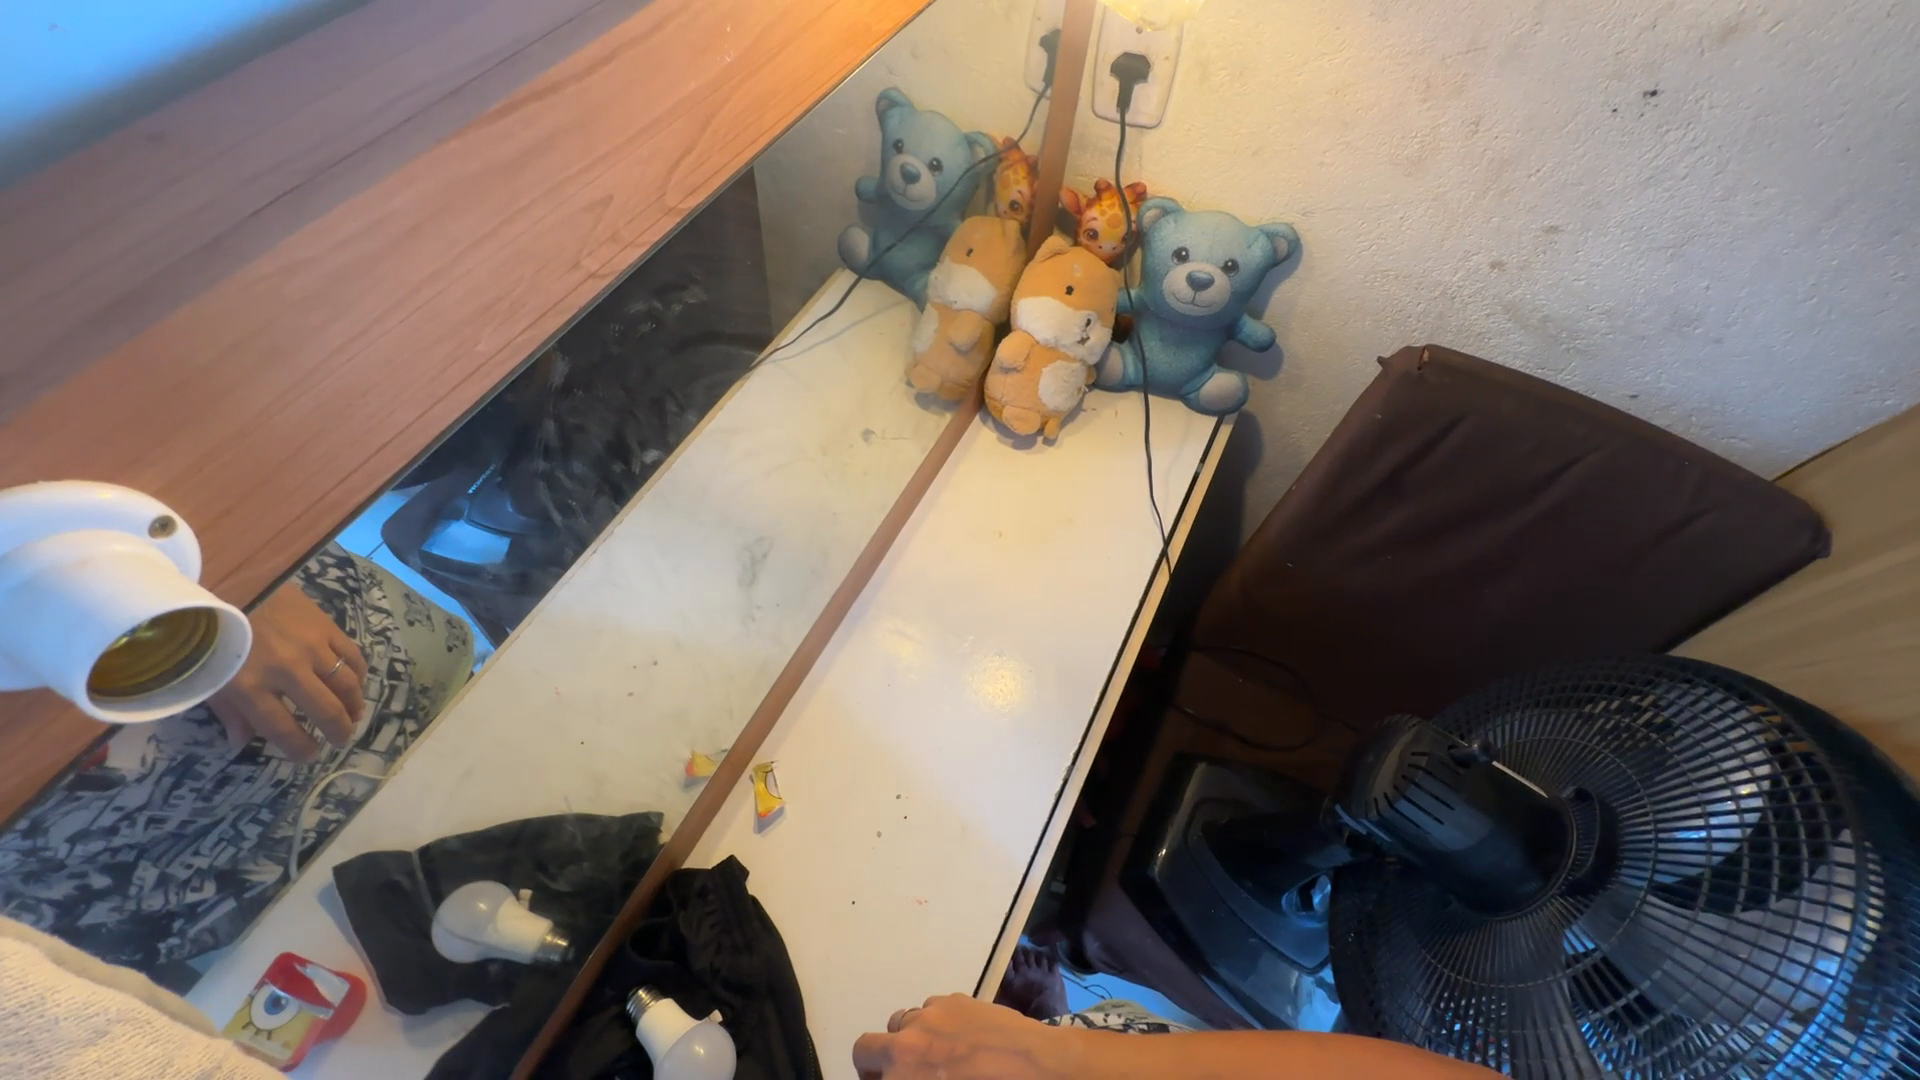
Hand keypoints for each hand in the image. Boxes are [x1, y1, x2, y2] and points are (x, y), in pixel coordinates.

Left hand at [208, 584, 366, 760]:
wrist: (222, 586)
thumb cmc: (205, 638)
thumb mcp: (206, 679)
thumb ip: (228, 712)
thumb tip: (242, 742)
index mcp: (250, 688)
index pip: (284, 728)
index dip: (301, 747)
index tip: (311, 755)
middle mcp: (286, 671)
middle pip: (325, 709)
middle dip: (338, 729)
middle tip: (343, 739)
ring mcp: (312, 648)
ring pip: (346, 684)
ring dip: (354, 703)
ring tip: (354, 714)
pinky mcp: (327, 628)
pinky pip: (352, 656)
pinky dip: (358, 673)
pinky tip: (356, 682)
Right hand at [853, 995, 1077, 1079]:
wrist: (1034, 1070)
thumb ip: (911, 1079)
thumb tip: (910, 1073)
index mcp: (900, 1072)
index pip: (861, 1065)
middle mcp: (905, 1041)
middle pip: (867, 1047)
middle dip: (877, 1063)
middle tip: (901, 1076)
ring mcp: (930, 1016)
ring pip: (903, 1024)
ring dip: (910, 1041)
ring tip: (937, 1057)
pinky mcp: (955, 1000)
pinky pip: (931, 1010)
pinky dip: (937, 1024)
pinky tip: (961, 1040)